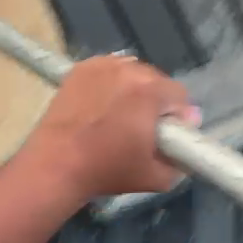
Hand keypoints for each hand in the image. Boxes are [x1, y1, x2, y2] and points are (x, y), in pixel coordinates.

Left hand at [14, 55, 199, 200]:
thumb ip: (182, 158)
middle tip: (145, 125)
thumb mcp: (157, 177)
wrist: (57, 162)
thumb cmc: (107, 169)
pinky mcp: (81, 67)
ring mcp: (103, 65)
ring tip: (122, 113)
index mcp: (150, 91)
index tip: (169, 133)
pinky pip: (108, 69)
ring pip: (132, 72)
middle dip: (157, 101)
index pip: (180, 95)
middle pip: (157, 80)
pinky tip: (103, 102)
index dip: (179, 116)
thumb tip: (186, 135)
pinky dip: (111, 82)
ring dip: (134, 89)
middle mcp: (129, 69)